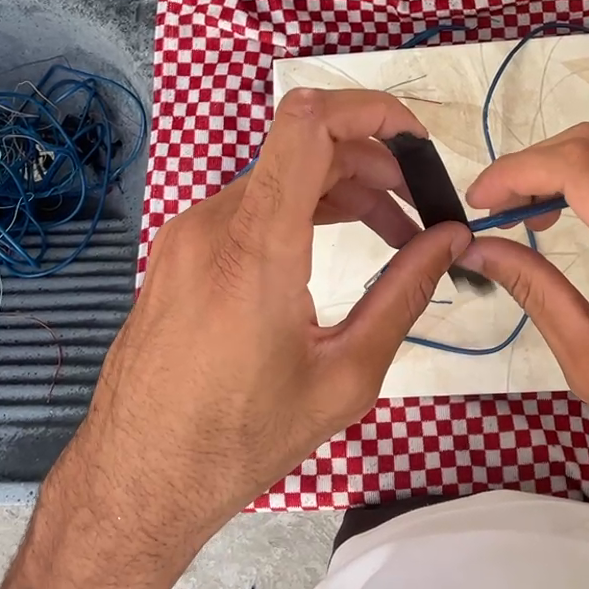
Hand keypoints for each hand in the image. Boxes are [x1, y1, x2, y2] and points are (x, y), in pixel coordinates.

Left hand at [3, 89, 468, 588]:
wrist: (136, 480)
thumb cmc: (243, 438)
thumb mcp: (345, 376)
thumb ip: (405, 293)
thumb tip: (452, 239)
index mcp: (256, 245)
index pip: (307, 123)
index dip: (367, 108)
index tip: (414, 137)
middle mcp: (215, 220)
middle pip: (306, 147)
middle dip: (373, 165)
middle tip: (419, 211)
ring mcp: (189, 231)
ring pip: (281, 176)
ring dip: (342, 191)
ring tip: (390, 235)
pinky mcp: (180, 248)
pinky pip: (252, 205)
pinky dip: (302, 211)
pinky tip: (330, 249)